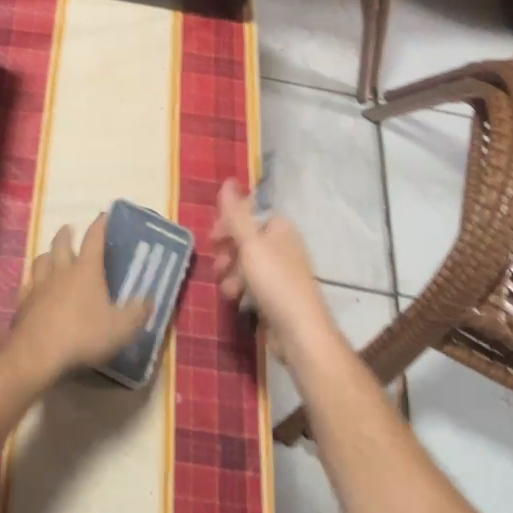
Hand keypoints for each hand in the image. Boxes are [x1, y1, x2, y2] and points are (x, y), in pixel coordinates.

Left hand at [7, 214, 151, 379]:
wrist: (38, 353)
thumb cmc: (83, 335)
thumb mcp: (121, 329)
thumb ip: (137, 313)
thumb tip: (150, 300)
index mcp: (86, 271)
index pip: (93, 239)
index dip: (100, 225)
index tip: (104, 215)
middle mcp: (61, 271)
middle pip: (61, 243)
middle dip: (67, 233)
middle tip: (70, 228)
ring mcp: (39, 285)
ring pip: (41, 260)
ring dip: (48, 254)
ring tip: (51, 255)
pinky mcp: (23, 302)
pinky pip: (28, 283)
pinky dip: (33, 280)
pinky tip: (35, 286)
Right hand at [210, 179, 336, 359]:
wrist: (300, 332)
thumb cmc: (275, 282)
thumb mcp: (251, 244)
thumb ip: (236, 214)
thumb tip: (228, 180)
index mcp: (280, 228)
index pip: (248, 216)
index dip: (228, 225)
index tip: (212, 239)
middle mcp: (283, 246)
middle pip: (246, 240)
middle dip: (228, 252)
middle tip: (216, 265)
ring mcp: (282, 273)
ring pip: (248, 264)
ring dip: (232, 273)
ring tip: (226, 288)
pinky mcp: (279, 296)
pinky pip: (254, 285)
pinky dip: (242, 289)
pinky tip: (236, 300)